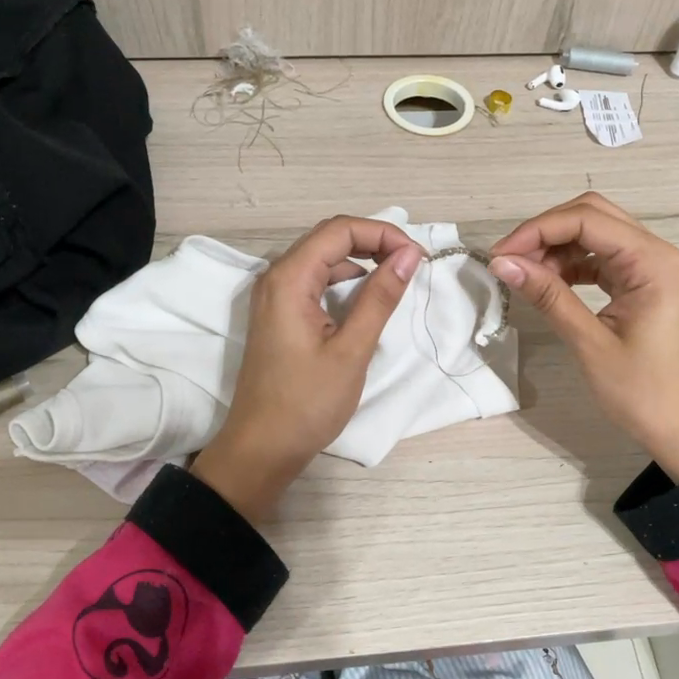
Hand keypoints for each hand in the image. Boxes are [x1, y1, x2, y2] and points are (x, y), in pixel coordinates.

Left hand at [191, 216, 421, 518]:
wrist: (260, 449)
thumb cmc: (307, 403)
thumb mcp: (352, 350)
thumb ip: (380, 298)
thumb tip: (408, 255)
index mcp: (289, 279)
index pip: (340, 230)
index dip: (383, 233)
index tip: (418, 257)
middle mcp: (275, 277)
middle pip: (329, 238)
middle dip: (374, 242)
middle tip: (412, 265)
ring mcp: (273, 297)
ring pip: (322, 259)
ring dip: (361, 261)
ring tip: (397, 280)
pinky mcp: (278, 315)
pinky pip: (314, 282)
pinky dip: (344, 282)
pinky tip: (368, 300)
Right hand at [487, 193, 678, 481]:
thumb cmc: (644, 392)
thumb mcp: (590, 344)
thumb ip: (548, 296)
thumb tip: (502, 264)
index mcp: (651, 261)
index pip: (586, 220)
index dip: (537, 230)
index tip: (499, 256)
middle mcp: (654, 253)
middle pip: (591, 215)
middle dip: (545, 231)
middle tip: (507, 260)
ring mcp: (649, 268)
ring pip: (593, 234)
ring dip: (555, 246)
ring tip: (522, 274)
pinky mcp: (640, 285)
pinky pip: (599, 258)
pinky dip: (569, 264)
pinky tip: (545, 282)